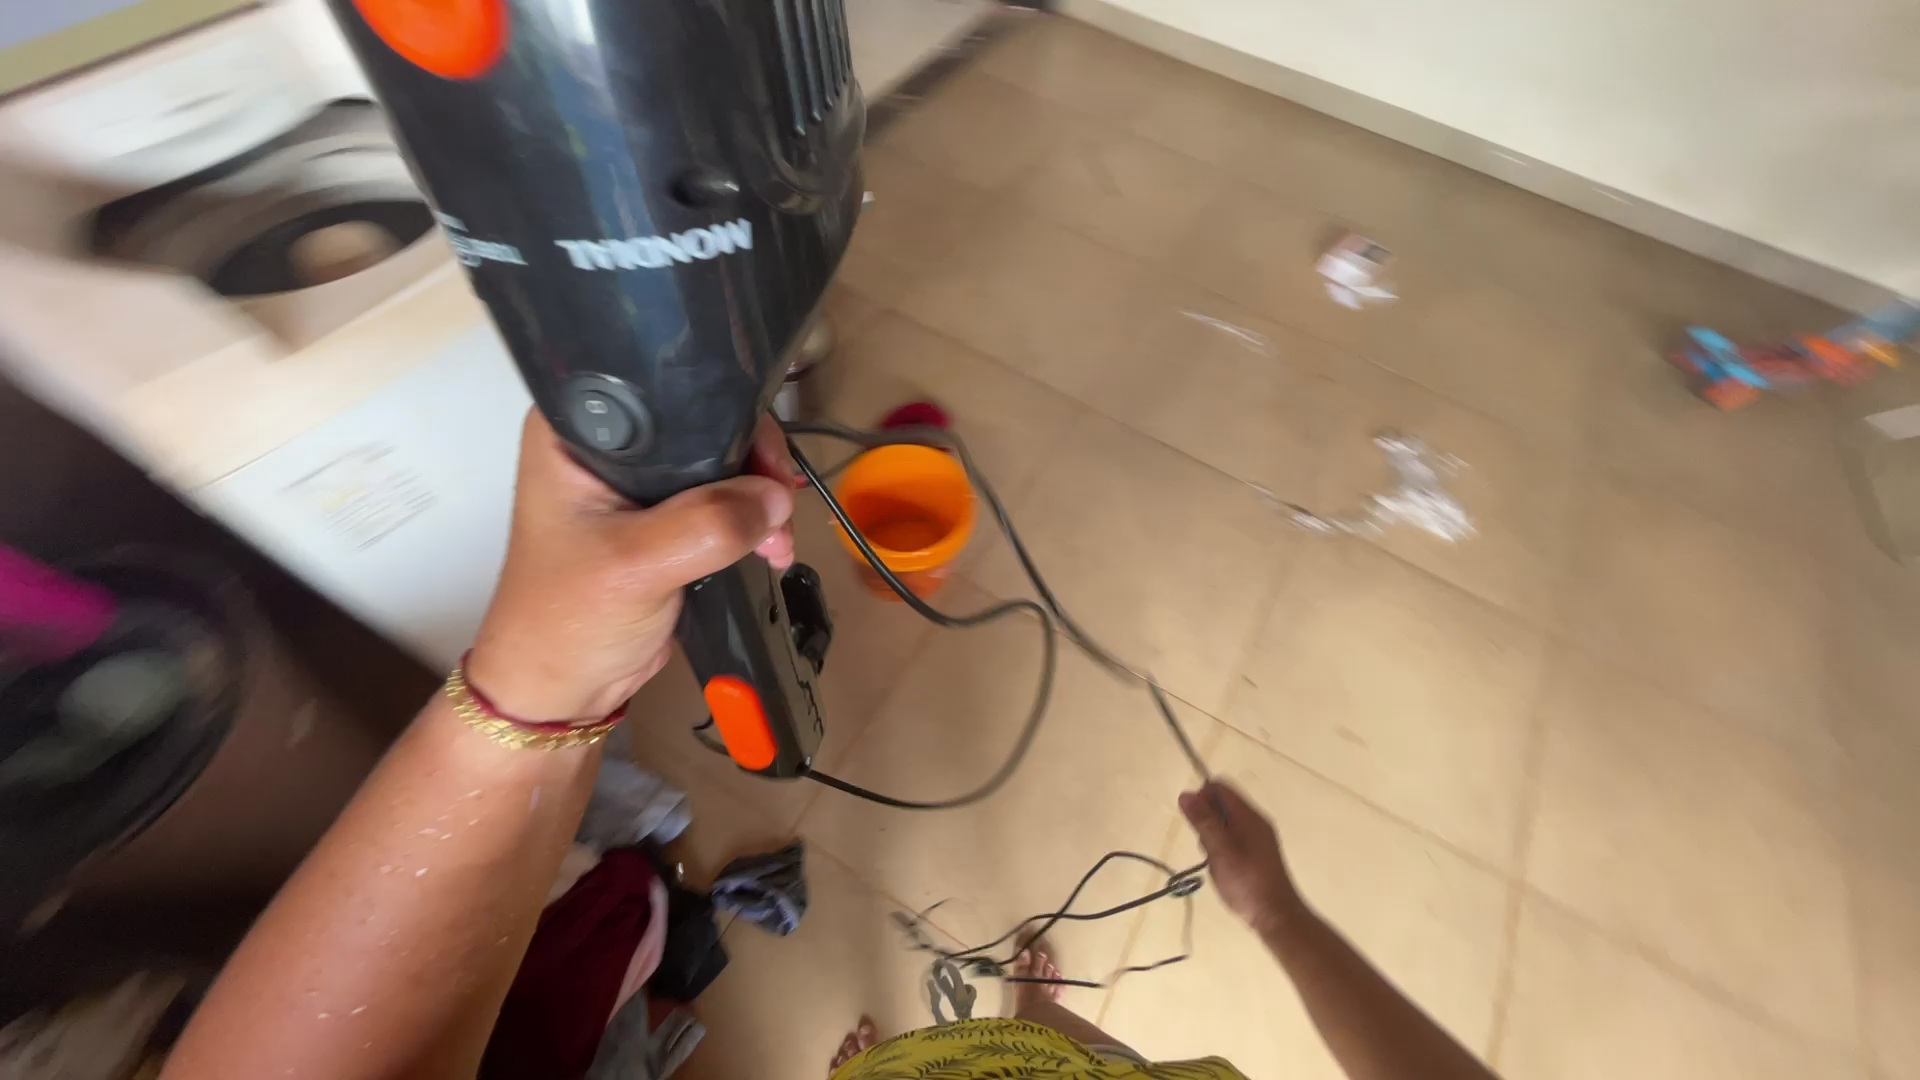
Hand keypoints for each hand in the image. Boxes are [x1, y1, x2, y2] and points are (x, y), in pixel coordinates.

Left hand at [466, 410, 798, 721]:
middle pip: (708, 428)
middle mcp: (613, 446)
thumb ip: (707, 525)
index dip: (727, 418)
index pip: (670, 394)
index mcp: (580, 431)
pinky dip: (754, 524)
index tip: (767, 465)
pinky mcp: (667, 518)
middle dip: (755, 469)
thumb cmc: (570, 618)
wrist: (562, 687)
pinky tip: (771, 550)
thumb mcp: (636, 565)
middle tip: (781, 508)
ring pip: (725, 468)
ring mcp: (642, 484)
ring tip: (778, 546)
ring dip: (762, 502)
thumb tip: (778, 497)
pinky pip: (726, 503)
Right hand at [1180, 781, 1306, 937]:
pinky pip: (1233, 836)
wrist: (1278, 918)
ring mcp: (1258, 837)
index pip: (1220, 787)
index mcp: (1249, 816)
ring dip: (1212, 834)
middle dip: (1205, 818)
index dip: (1201, 797)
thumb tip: (1185, 794)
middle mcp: (1255, 821)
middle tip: (1204, 845)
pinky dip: (1221, 845)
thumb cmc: (1247, 883)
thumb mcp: (1220, 851)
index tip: (1194, 821)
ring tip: (1213, 859)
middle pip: (1222, 802)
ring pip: (1225, 821)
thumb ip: (1203, 821)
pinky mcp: (1257, 852)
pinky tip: (1222, 866)